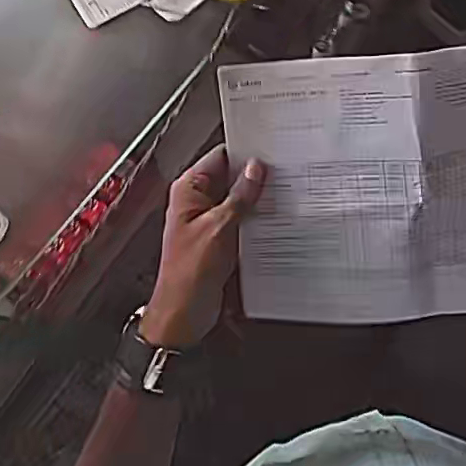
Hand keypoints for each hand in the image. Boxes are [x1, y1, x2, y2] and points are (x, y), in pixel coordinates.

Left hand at [140, 145, 265, 348]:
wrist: (184, 315)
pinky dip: (257, 217)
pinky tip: (274, 218)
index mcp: (188, 190)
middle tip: (281, 173)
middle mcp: (198, 201)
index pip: (220, 156)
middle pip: (231, 177)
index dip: (243, 152)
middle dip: (254, 177)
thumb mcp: (218, 229)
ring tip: (281, 194)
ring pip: (239, 198)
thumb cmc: (187, 275)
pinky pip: (243, 218)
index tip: (268, 150)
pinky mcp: (222, 237)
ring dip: (257, 199)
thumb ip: (239, 197)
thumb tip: (255, 170)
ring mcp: (210, 219)